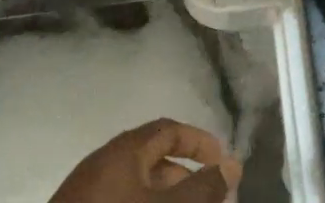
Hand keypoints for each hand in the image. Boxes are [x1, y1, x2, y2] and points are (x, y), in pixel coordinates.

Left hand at [48, 119, 242, 202]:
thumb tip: (234, 164)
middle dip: (186, 178)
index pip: (169, 129)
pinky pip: (122, 200)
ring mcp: (90, 190)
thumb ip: (202, 188)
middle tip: (211, 199)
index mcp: (126, 150)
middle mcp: (106, 162)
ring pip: (139, 187)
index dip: (199, 142)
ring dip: (167, 197)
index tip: (222, 163)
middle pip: (155, 160)